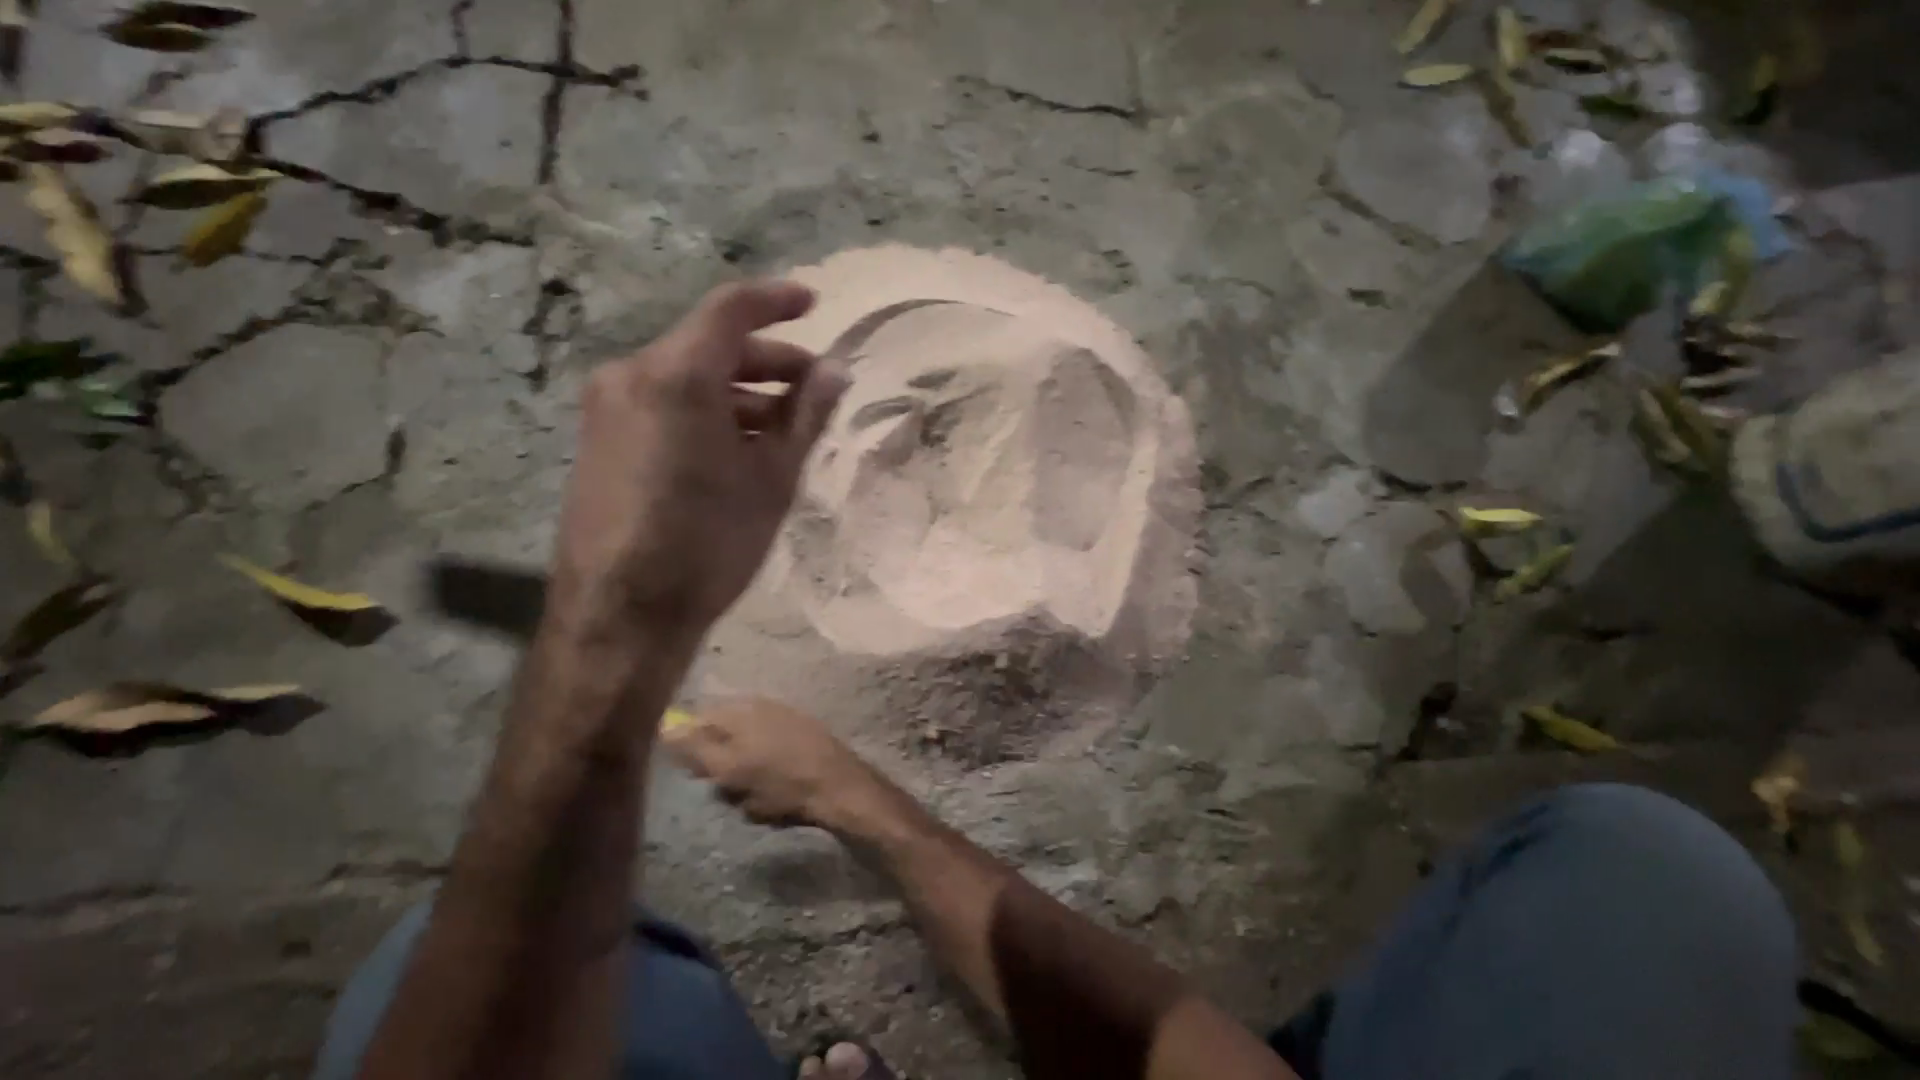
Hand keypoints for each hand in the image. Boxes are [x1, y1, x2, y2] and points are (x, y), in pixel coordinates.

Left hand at [549, 281, 846, 642]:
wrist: (621, 614)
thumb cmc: (708, 544)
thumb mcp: (772, 480)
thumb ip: (804, 415)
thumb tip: (835, 371)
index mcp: (676, 374)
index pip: (731, 310)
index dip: (776, 301)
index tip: (813, 304)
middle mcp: (632, 374)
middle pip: (707, 343)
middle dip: (765, 359)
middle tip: (812, 387)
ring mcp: (608, 406)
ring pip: (684, 374)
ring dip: (736, 389)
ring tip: (782, 426)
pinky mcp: (599, 437)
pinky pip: (661, 401)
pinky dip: (704, 409)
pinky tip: (736, 446)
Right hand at [664, 697, 878, 828]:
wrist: (841, 790)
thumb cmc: (780, 782)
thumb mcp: (728, 769)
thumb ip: (693, 748)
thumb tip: (664, 727)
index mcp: (740, 707)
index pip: (697, 722)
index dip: (691, 752)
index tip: (700, 777)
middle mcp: (761, 705)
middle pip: (723, 738)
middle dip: (722, 768)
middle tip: (731, 792)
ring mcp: (786, 720)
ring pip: (747, 754)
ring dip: (746, 780)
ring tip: (757, 801)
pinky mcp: (805, 740)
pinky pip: (772, 762)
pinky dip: (770, 782)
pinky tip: (779, 800)